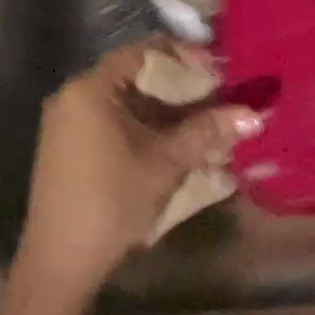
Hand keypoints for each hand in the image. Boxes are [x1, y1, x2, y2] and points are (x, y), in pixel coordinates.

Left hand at [16, 41, 261, 289]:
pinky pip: (113, 124)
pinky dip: (145, 129)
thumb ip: (207, 131)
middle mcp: (73, 96)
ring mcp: (67, 124)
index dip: (184, 57)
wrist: (61, 262)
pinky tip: (175, 148)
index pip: (143, 53)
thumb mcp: (166, 162)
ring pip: (126, 105)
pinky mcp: (68, 150)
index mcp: (90, 88)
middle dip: (179, 89)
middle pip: (135, 78)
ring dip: (165, 113)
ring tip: (204, 125)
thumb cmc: (113, 200)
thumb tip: (253, 114)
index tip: (218, 72)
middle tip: (218, 98)